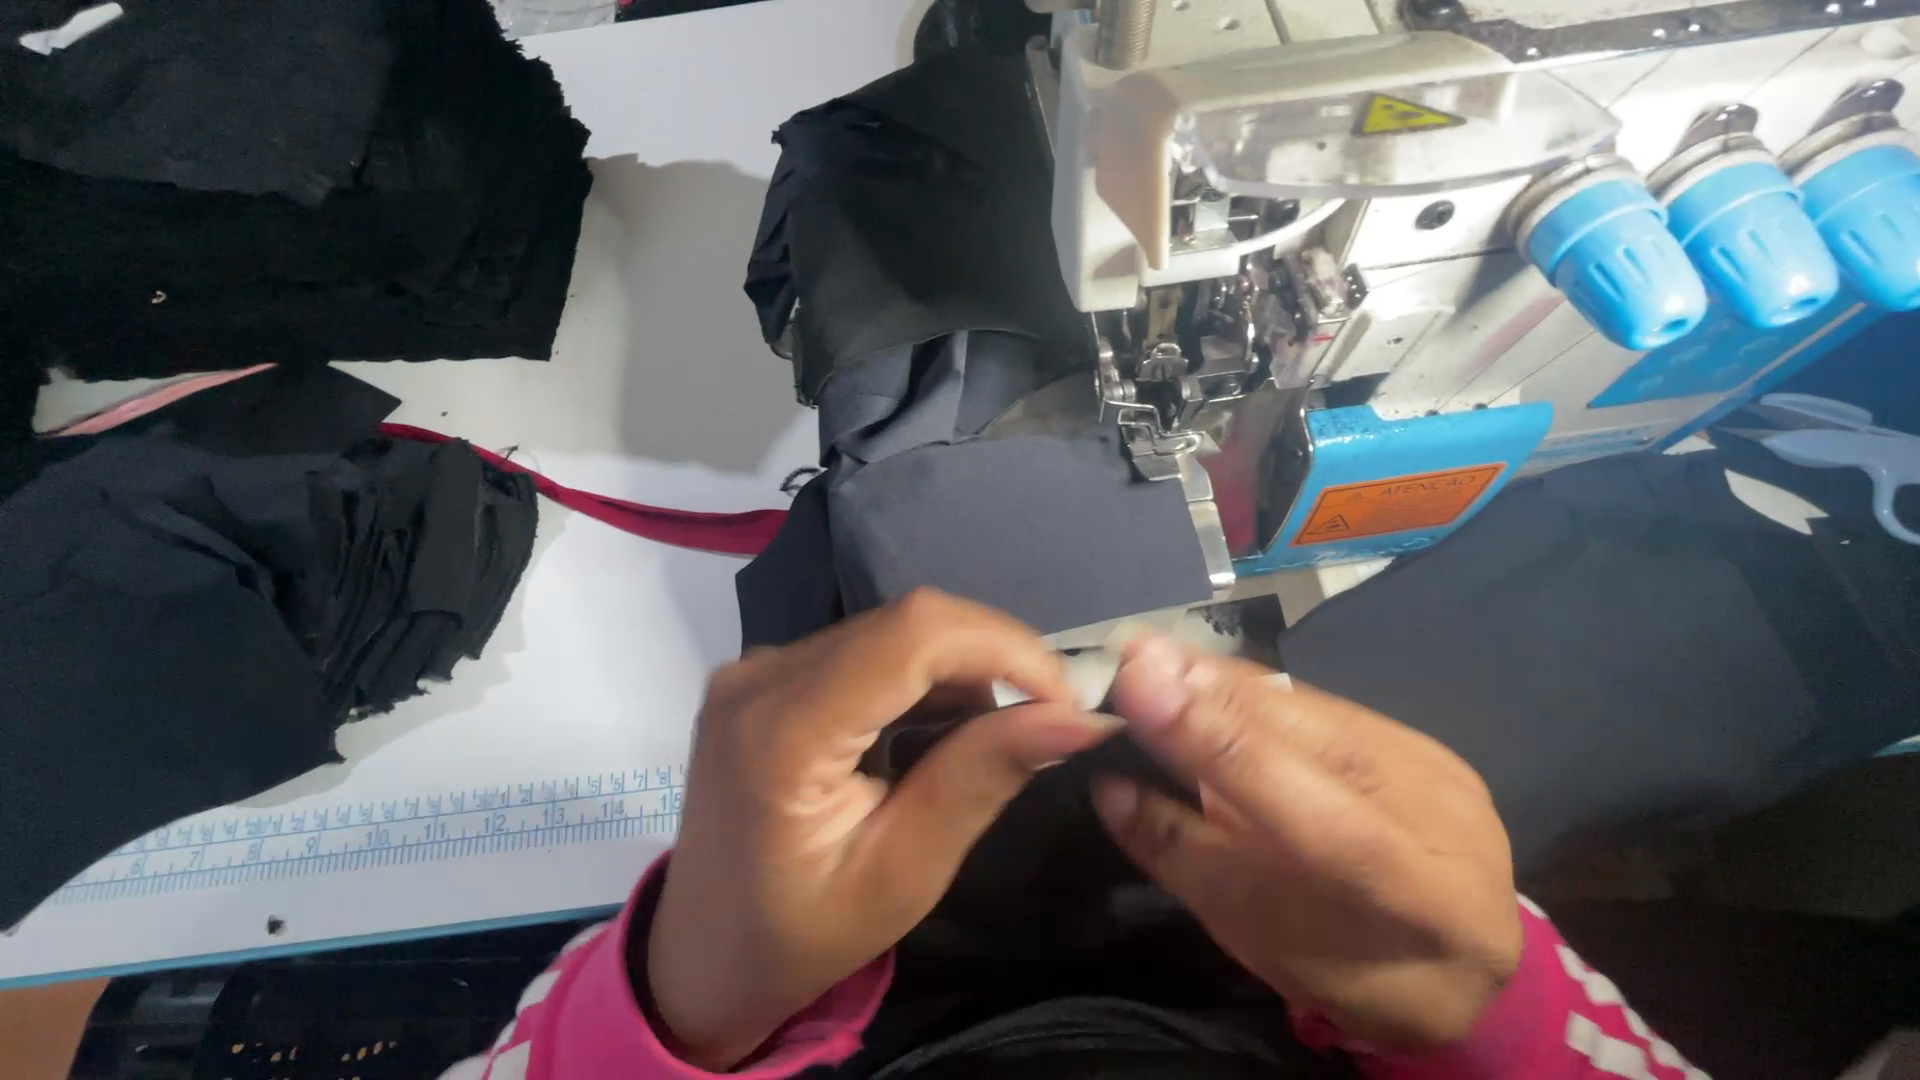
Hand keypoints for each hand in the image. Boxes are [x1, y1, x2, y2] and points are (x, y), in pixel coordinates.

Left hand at [648, 589, 1120, 1069]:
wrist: (703, 953)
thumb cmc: (801, 935)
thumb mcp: (903, 874)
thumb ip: (979, 779)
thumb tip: (1074, 717)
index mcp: (782, 731)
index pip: (911, 635)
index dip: (1002, 645)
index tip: (1065, 695)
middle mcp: (761, 675)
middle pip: (905, 623)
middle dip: (993, 656)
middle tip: (1046, 714)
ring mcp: (757, 667)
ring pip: (891, 628)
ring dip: (961, 665)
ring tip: (994, 730)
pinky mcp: (767, 673)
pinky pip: (865, 646)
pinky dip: (922, 674)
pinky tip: (938, 725)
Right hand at [1094, 637, 1521, 1049]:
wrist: (1457, 957)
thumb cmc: (1344, 967)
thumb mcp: (1259, 935)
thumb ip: (1186, 857)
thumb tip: (1109, 786)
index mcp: (1416, 897)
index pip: (1317, 816)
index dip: (1222, 745)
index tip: (1144, 690)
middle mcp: (1436, 813)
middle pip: (1311, 740)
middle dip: (1212, 694)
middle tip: (1132, 655)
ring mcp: (1429, 763)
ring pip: (1310, 707)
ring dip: (1221, 678)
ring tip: (1152, 651)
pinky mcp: (1412, 735)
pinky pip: (1314, 701)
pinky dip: (1245, 685)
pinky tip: (1195, 668)